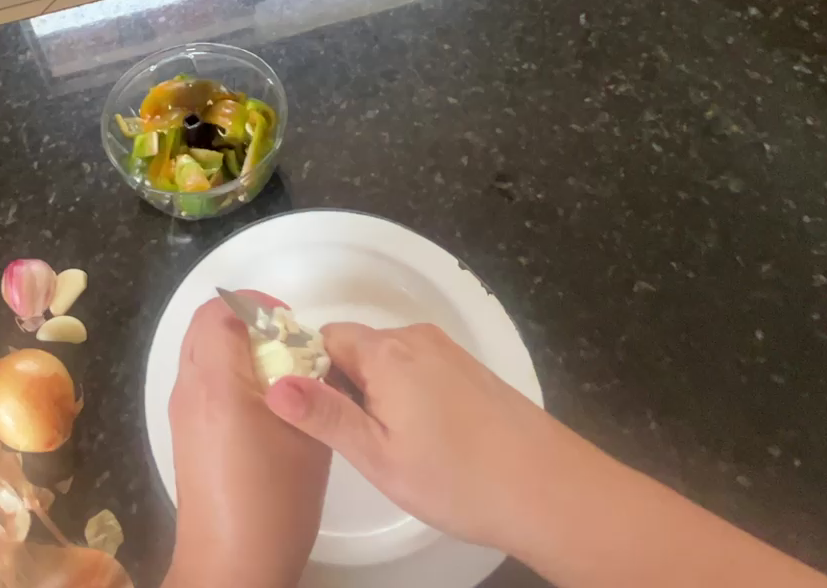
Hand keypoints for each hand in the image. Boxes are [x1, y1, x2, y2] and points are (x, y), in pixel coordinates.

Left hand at [165, 291, 329, 587]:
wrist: (231, 564)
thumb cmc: (275, 502)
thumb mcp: (309, 438)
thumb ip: (310, 387)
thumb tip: (310, 356)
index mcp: (218, 383)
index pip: (221, 311)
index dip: (254, 302)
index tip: (286, 318)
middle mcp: (190, 387)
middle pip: (203, 323)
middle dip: (241, 315)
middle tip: (281, 334)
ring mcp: (181, 409)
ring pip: (197, 346)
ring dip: (230, 339)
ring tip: (273, 362)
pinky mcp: (182, 429)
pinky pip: (197, 374)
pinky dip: (222, 364)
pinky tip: (257, 394)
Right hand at [264, 321, 578, 554]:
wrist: (552, 491)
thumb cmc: (458, 479)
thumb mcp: (379, 456)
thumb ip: (324, 415)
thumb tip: (273, 384)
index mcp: (386, 352)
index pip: (325, 338)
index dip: (312, 372)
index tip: (323, 415)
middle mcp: (414, 336)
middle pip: (357, 346)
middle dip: (346, 383)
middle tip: (362, 440)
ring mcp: (446, 348)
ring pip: (387, 358)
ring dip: (378, 390)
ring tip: (398, 445)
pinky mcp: (468, 365)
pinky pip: (417, 365)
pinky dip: (408, 390)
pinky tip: (430, 436)